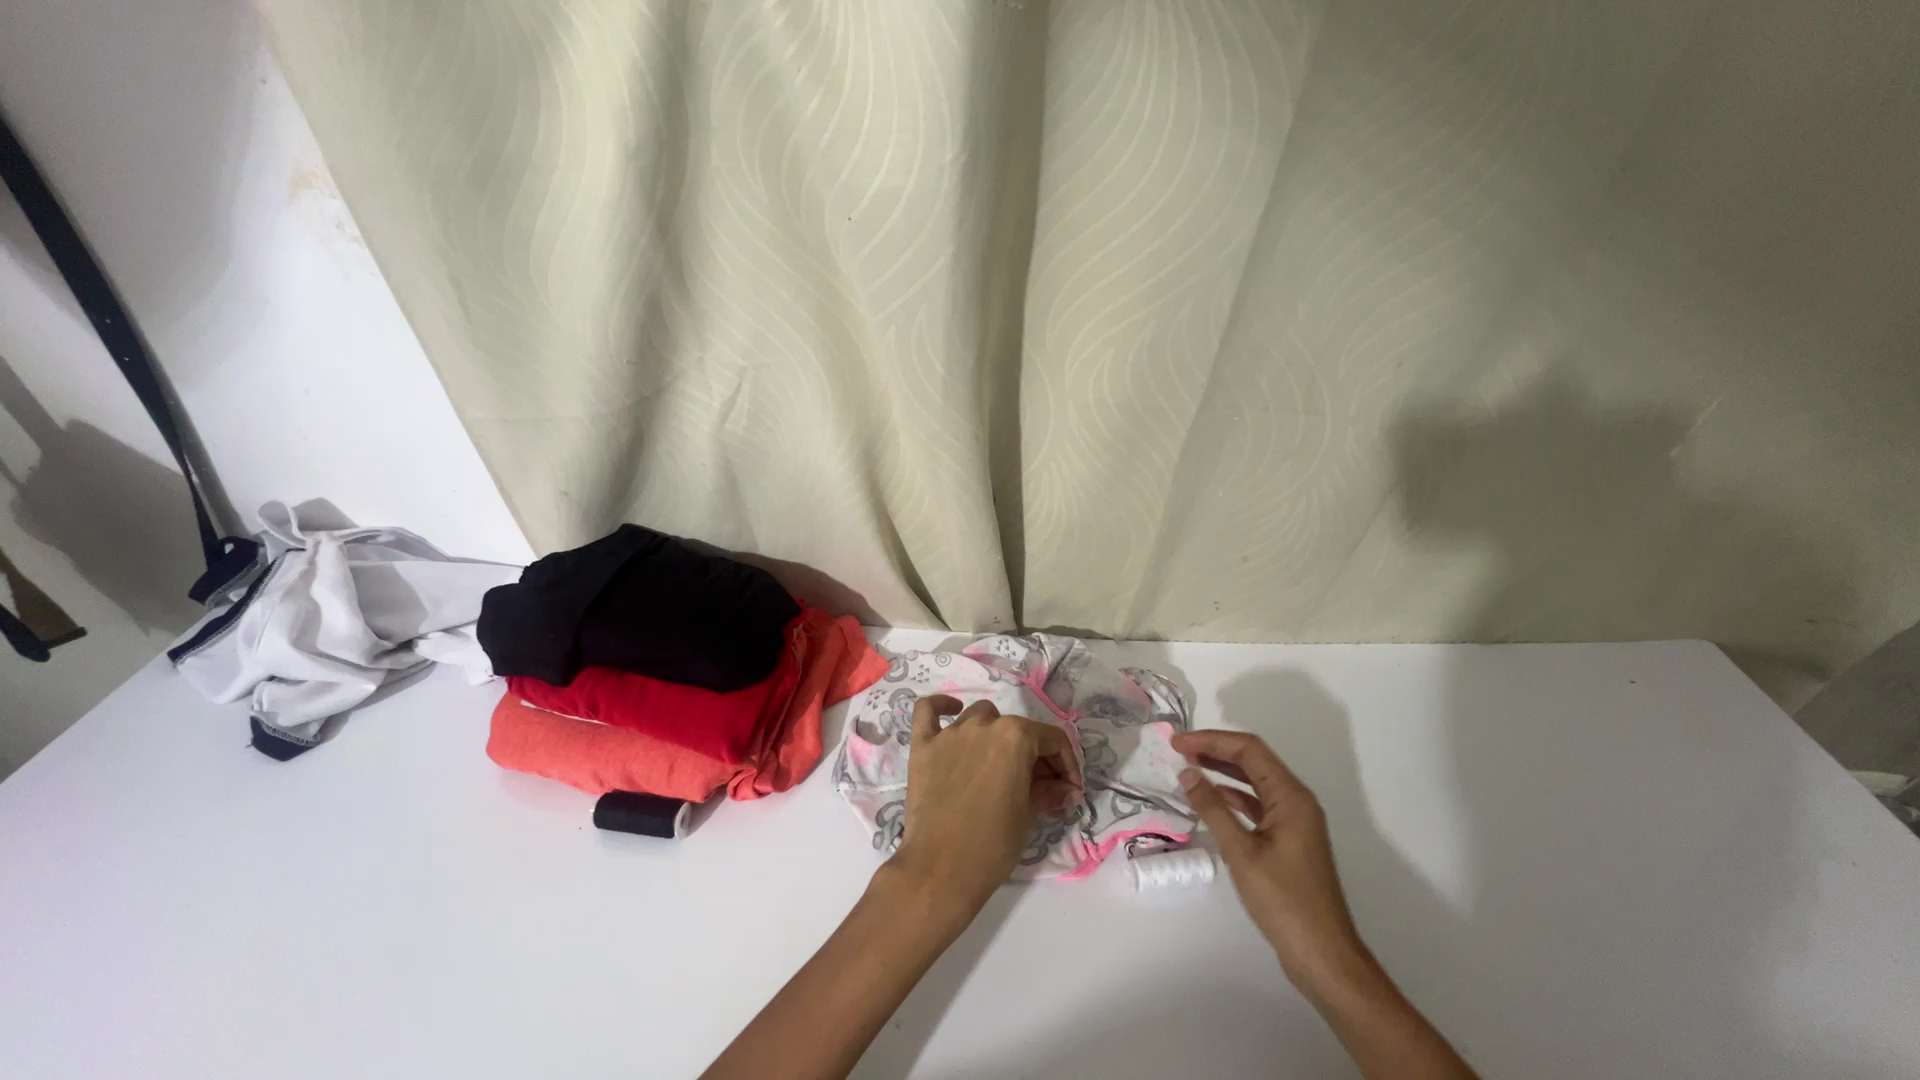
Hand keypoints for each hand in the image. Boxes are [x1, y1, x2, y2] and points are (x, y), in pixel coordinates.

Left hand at [889, 695, 1081, 917]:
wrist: (940, 869)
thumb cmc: (992, 843)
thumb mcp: (1029, 815)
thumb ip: (1048, 792)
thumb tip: (1065, 790)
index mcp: (1015, 736)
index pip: (1052, 740)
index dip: (1067, 766)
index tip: (1068, 791)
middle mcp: (983, 725)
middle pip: (1018, 730)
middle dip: (1036, 757)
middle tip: (1041, 790)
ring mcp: (950, 733)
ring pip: (980, 718)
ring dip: (996, 736)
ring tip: (1000, 766)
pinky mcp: (922, 746)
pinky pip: (929, 711)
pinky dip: (941, 706)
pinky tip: (951, 711)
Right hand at [1173, 729, 1361, 984]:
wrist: (1321, 953)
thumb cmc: (1283, 901)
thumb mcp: (1241, 852)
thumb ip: (1213, 808)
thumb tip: (1187, 772)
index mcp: (1292, 797)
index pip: (1249, 751)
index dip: (1211, 740)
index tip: (1176, 742)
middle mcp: (1297, 801)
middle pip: (1254, 761)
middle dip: (1216, 750)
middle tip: (1177, 749)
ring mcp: (1295, 821)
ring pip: (1256, 782)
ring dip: (1223, 771)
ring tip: (1188, 767)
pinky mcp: (1289, 840)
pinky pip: (1259, 804)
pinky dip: (1233, 796)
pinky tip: (1211, 799)